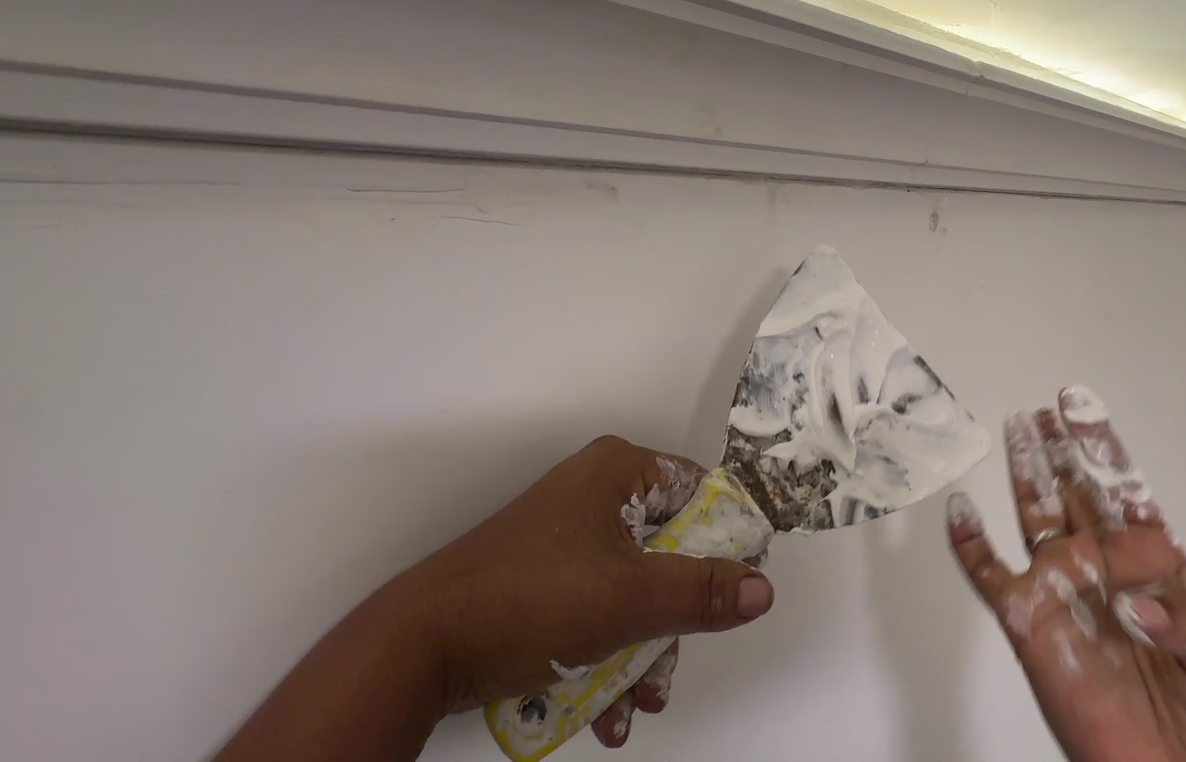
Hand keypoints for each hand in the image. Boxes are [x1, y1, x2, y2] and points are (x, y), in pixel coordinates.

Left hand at [217, 435, 773, 760]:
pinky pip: (597, 607)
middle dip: (674, 621)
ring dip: (642, 652)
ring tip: (634, 706)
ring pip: (634, 589)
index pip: (697, 491)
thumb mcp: (631, 599)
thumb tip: (765, 588)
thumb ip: (702, 593)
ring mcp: (567, 536)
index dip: (724, 540)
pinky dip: (607, 656)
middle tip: (666, 669)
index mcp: (618, 472)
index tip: (736, 592)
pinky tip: (605, 713)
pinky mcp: (545, 577)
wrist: (420, 646)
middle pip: (668, 549)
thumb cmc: (534, 600)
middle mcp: (595, 493)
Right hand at [946, 388, 1185, 761]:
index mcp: (1153, 568)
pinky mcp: (1028, 622)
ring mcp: (1062, 591)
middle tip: (1047, 409)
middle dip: (1062, 449)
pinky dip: (970, 544)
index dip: (1104, 452)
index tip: (1082, 409)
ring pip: (1036, 516)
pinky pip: (990, 576)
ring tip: (1015, 430)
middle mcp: (1102, 568)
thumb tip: (1139, 597)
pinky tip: (961, 511)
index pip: (1126, 495)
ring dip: (1025, 474)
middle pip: (1076, 493)